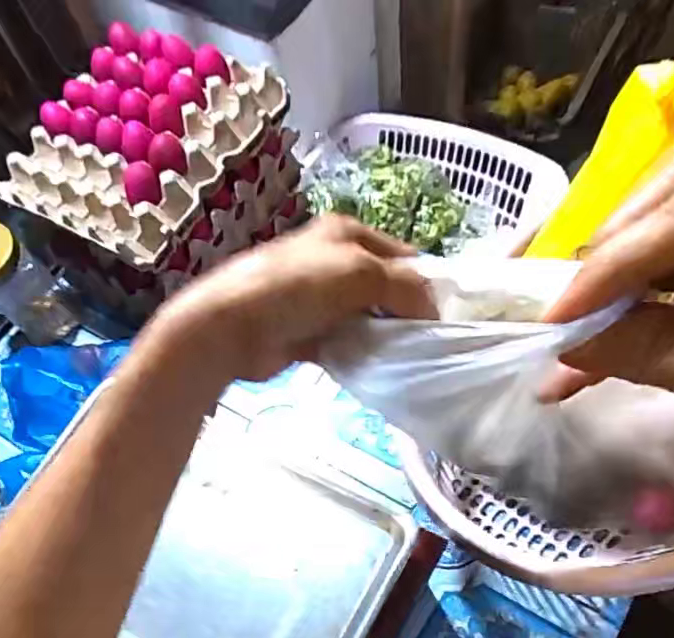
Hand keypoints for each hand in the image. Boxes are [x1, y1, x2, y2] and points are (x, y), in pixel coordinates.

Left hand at [145, 216, 437, 383]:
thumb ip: (403, 286)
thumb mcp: (359, 273)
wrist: (232, 327)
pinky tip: (373, 368)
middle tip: (425, 343)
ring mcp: (319, 301)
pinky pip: (345, 344)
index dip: (424, 284)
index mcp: (348, 234)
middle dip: (404, 313)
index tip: (442, 318)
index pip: (404, 255)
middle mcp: (335, 263)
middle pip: (386, 289)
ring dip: (382, 337)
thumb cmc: (295, 288)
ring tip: (403, 358)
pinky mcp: (307, 335)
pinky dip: (359, 354)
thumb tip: (432, 309)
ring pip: (367, 319)